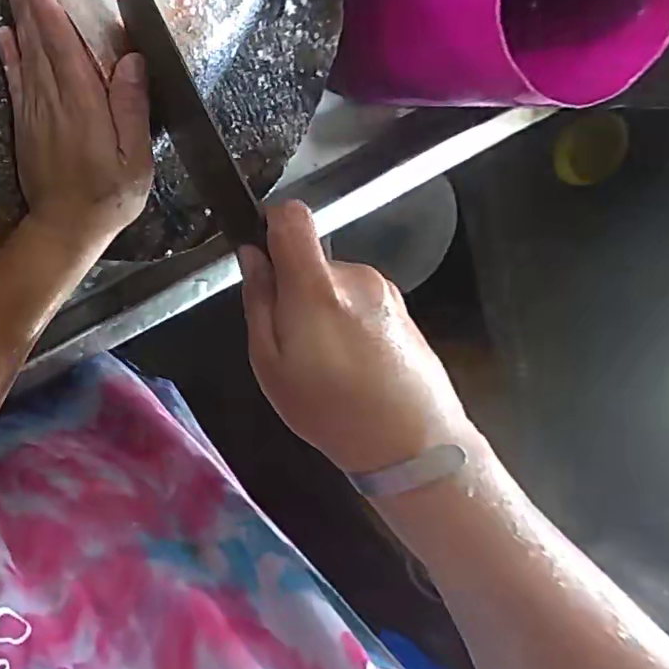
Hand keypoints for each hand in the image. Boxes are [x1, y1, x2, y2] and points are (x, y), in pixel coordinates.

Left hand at [0, 0, 152, 250]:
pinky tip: (4, 31)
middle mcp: (52, 101)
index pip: (62, 45)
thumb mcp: (135, 158)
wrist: (64, 226)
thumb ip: (131, 108)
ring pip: (24, 54)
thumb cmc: (109, 195)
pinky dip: (8, 54)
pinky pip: (15, 80)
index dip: (49, 6)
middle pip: (38, 41)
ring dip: (19, 17)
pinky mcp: (24, 122)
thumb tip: (132, 59)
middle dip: (29, 0)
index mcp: (83, 105)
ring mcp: (33, 110)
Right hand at [239, 201, 474, 473]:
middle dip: (289, 284)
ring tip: (320, 355)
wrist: (417, 450)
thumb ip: (257, 299)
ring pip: (330, 280)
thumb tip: (250, 256)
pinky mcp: (404, 309)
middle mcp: (355, 278)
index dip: (269, 222)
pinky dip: (343, 318)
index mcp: (316, 287)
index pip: (292, 218)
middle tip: (287, 334)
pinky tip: (348, 361)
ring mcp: (385, 292)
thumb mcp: (268, 360)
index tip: (259, 252)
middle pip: (306, 257)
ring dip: (316, 304)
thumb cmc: (330, 409)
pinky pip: (355, 298)